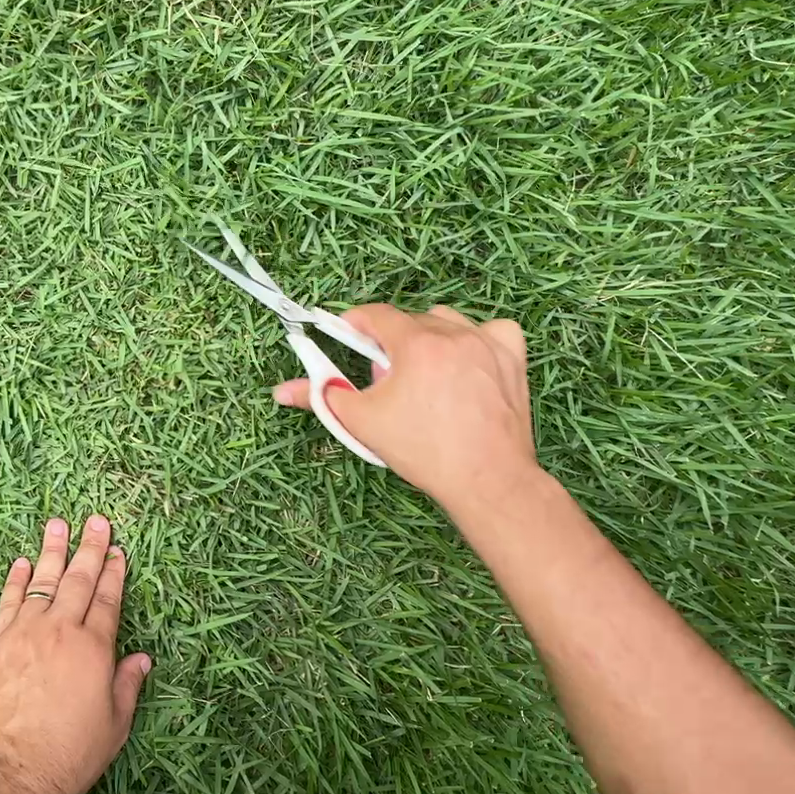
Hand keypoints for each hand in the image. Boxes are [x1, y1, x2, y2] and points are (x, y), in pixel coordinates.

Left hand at [0, 515, 150, 793]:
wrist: (17, 768)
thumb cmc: (73, 751)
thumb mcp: (115, 723)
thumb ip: (127, 683)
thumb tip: (142, 657)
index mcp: (93, 647)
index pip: (107, 598)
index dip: (114, 572)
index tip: (117, 550)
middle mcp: (60, 630)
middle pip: (78, 580)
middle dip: (89, 548)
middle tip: (96, 520)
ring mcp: (25, 631)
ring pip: (42, 581)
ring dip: (51, 551)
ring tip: (57, 524)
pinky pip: (8, 602)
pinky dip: (15, 580)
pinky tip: (20, 563)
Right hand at [274, 304, 541, 507]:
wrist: (487, 479)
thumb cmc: (422, 449)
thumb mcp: (361, 421)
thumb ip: (320, 396)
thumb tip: (281, 391)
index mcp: (416, 344)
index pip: (376, 315)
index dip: (354, 323)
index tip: (345, 337)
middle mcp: (454, 335)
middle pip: (409, 320)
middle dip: (389, 340)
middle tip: (381, 375)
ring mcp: (488, 346)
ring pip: (448, 321)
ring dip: (428, 336)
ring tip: (420, 370)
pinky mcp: (514, 361)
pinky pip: (494, 331)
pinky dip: (476, 339)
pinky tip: (466, 361)